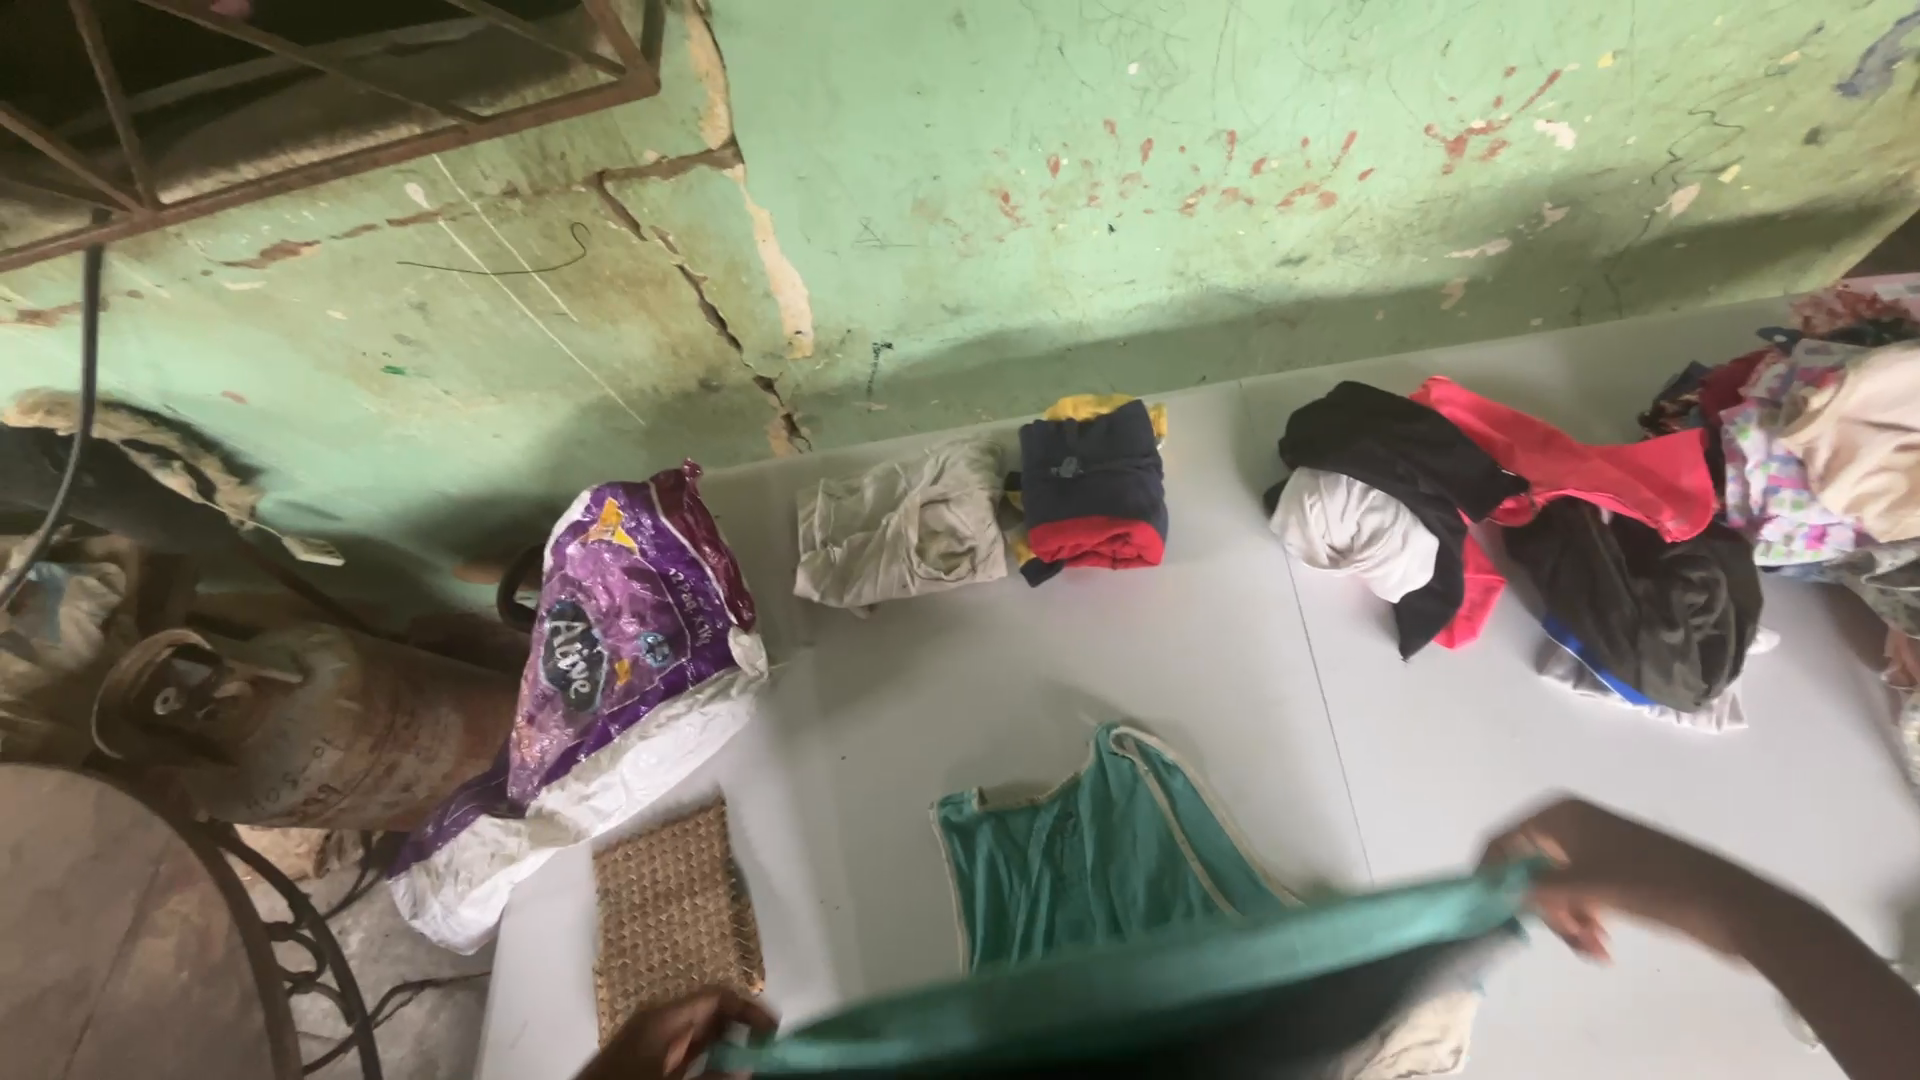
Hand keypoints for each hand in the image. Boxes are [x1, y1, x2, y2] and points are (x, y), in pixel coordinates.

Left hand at [582, 988, 776, 1079]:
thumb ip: (711, 1077)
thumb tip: (749, 1068)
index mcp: (664, 1017)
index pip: (717, 997)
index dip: (749, 1009)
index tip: (773, 1030)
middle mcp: (658, 1021)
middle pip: (709, 1013)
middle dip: (739, 1028)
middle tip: (765, 1049)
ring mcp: (648, 1043)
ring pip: (697, 1035)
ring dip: (723, 1046)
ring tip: (748, 1062)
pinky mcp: (643, 1063)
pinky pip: (683, 1054)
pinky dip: (704, 1060)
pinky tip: (718, 1073)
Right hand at [1480, 797, 1749, 962]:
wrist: (1736, 907)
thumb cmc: (1652, 884)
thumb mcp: (1585, 887)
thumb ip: (1535, 889)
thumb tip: (1497, 892)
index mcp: (1558, 815)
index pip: (1504, 840)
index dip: (1491, 872)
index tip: (1488, 906)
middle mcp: (1571, 825)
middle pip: (1531, 868)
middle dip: (1545, 907)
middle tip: (1567, 937)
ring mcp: (1595, 849)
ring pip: (1557, 887)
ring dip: (1568, 920)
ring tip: (1593, 949)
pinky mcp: (1616, 872)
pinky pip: (1581, 895)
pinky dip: (1585, 920)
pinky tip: (1601, 946)